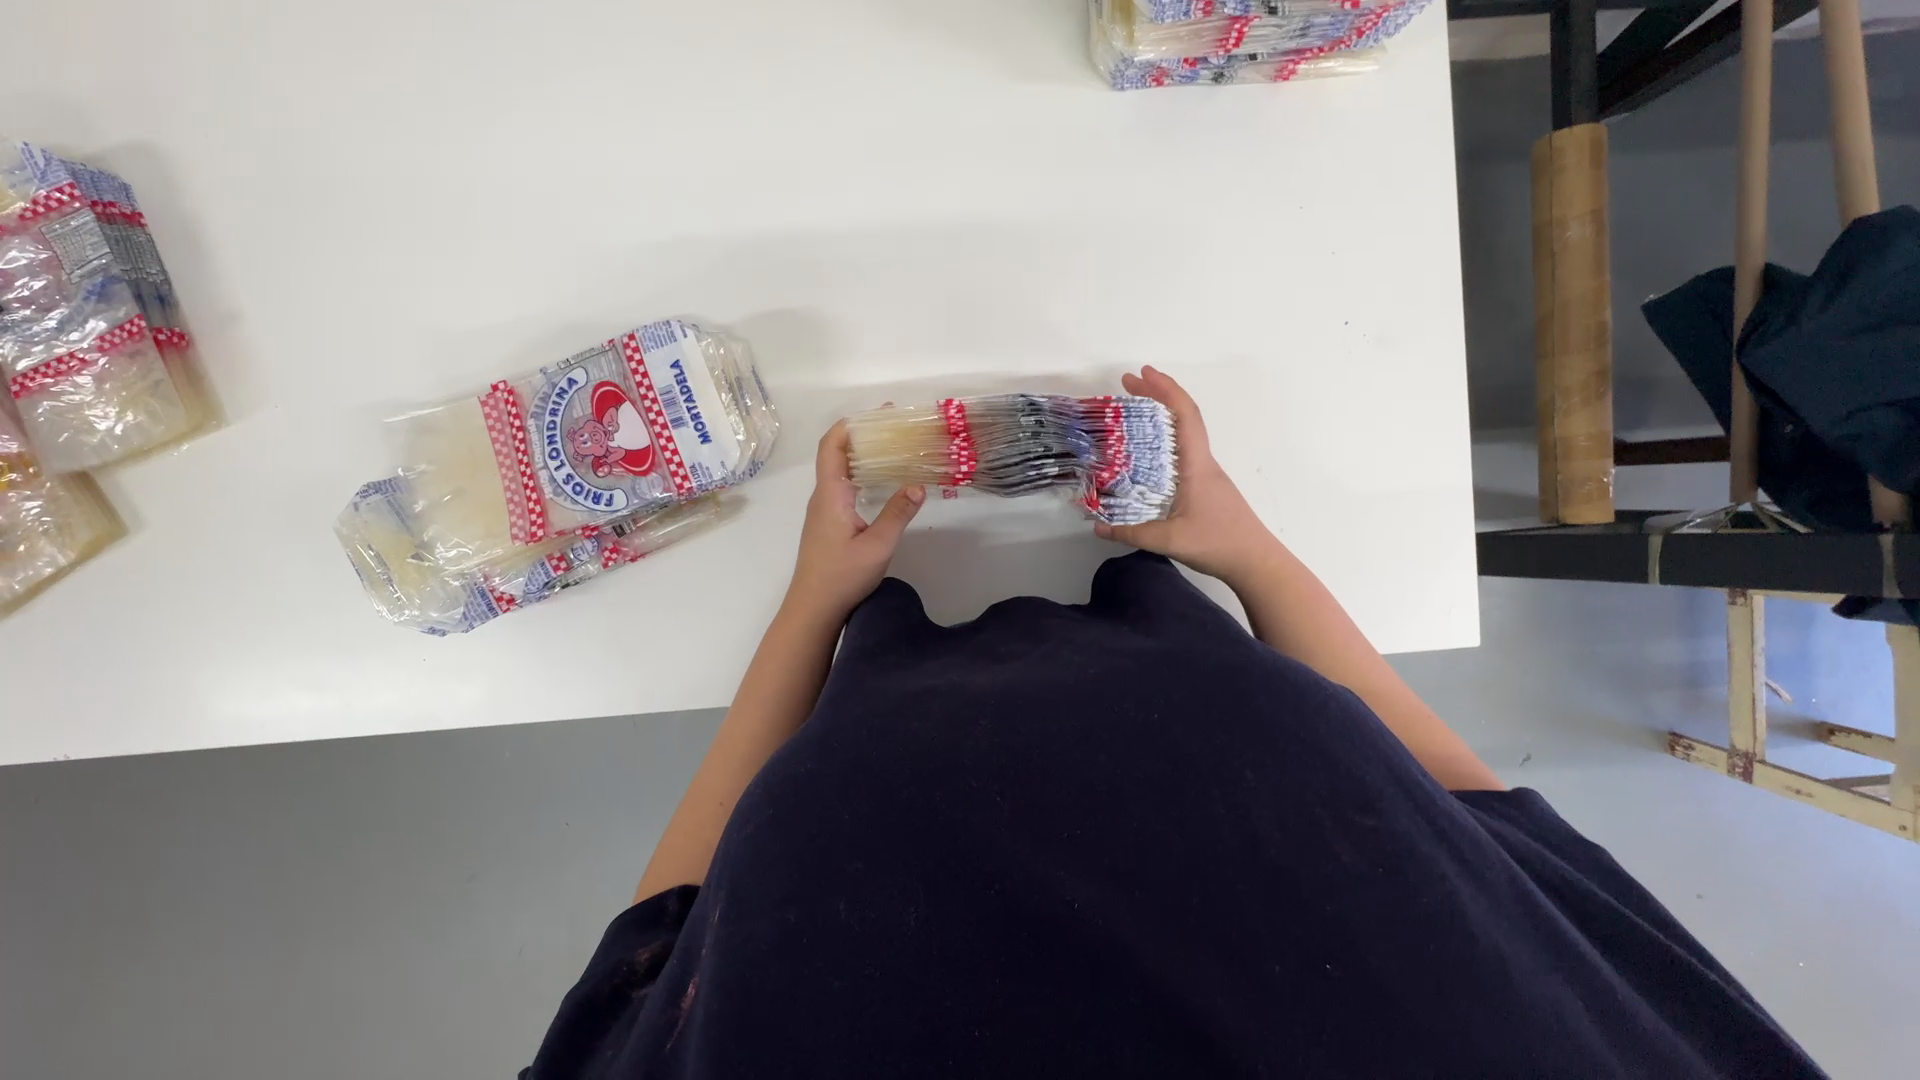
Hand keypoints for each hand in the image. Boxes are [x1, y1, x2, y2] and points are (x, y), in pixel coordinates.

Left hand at [784, 420, 924, 624]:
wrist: (813, 608)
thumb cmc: (842, 576)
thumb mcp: (877, 546)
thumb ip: (897, 514)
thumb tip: (917, 485)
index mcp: (830, 494)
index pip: (831, 446)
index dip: (850, 425)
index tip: (877, 415)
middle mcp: (823, 497)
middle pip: (836, 454)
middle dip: (863, 435)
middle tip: (895, 428)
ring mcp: (824, 510)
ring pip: (840, 471)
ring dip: (863, 455)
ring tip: (894, 449)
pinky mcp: (828, 523)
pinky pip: (844, 487)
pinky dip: (862, 474)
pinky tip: (883, 482)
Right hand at [1095, 366, 1278, 583]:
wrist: (1256, 561)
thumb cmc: (1218, 543)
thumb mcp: (1168, 540)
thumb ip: (1131, 533)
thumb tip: (1097, 526)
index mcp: (1197, 465)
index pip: (1184, 416)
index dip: (1164, 389)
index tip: (1141, 374)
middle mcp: (1203, 462)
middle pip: (1183, 417)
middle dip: (1157, 395)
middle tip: (1128, 384)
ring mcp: (1207, 474)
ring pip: (1184, 434)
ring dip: (1161, 417)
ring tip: (1132, 412)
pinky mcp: (1206, 487)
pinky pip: (1182, 452)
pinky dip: (1164, 440)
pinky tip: (1146, 453)